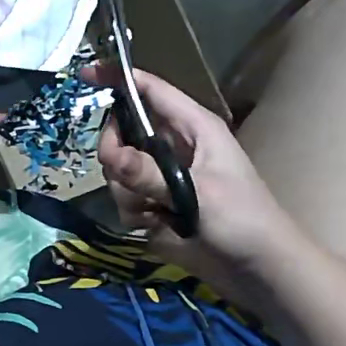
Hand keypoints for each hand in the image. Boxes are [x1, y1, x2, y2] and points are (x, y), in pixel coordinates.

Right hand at [86, 63, 300, 276]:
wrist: (259, 270)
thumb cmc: (242, 219)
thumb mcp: (197, 192)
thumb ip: (149, 173)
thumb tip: (109, 154)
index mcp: (192, 128)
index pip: (150, 90)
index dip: (118, 79)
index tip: (86, 75)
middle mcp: (172, 147)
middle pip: (121, 135)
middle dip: (118, 160)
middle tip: (126, 178)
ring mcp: (161, 177)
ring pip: (117, 173)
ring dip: (128, 195)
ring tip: (157, 213)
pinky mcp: (153, 204)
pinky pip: (123, 200)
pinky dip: (134, 215)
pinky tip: (157, 226)